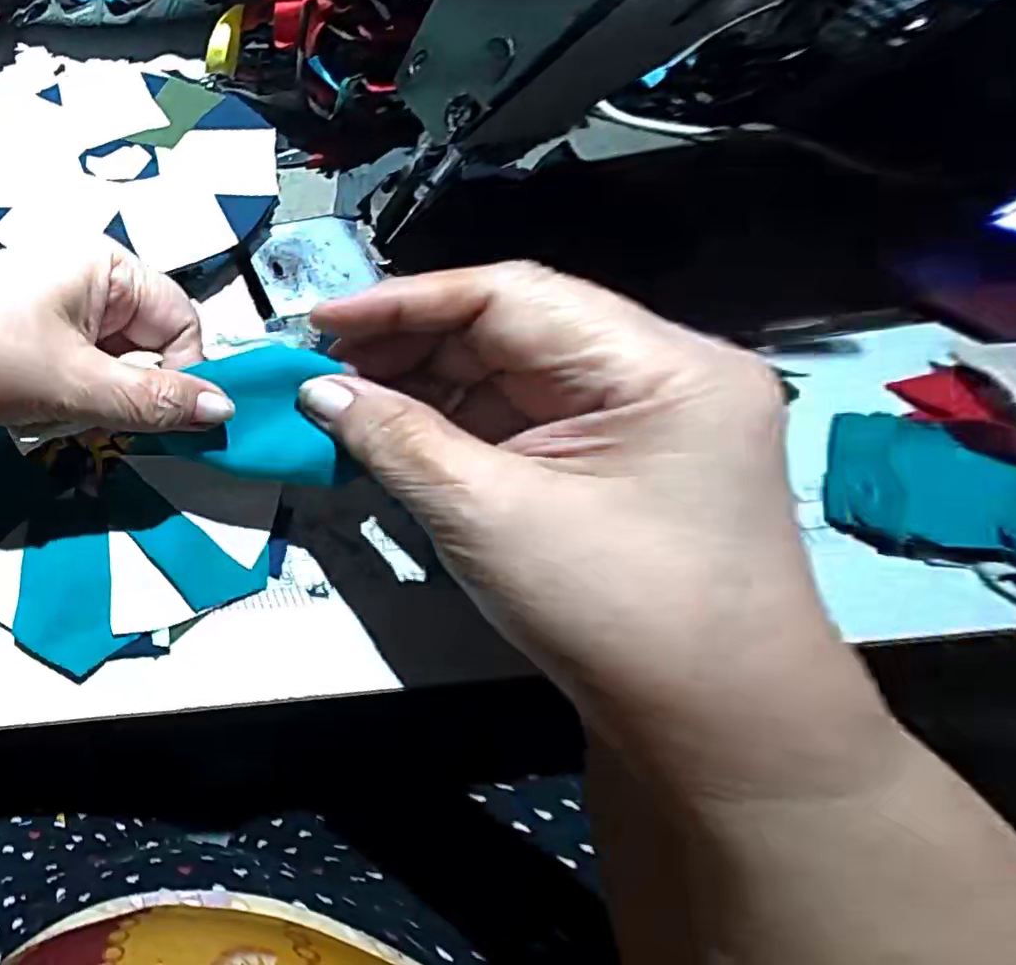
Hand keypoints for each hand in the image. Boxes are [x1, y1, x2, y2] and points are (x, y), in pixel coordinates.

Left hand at [0, 244, 234, 447]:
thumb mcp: (75, 384)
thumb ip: (152, 400)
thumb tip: (226, 409)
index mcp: (107, 265)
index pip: (181, 321)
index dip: (180, 373)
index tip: (157, 420)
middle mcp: (87, 275)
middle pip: (146, 344)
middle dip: (126, 392)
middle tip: (90, 419)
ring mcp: (56, 302)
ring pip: (112, 363)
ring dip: (95, 400)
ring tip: (51, 412)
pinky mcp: (30, 329)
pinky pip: (78, 366)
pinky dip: (67, 396)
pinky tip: (33, 408)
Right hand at [301, 262, 898, 799]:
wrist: (701, 720)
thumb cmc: (610, 608)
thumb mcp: (484, 512)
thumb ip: (393, 437)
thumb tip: (315, 390)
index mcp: (652, 366)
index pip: (508, 296)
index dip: (405, 301)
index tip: (324, 318)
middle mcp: (639, 372)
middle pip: (498, 328)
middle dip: (402, 345)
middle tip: (322, 365)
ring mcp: (612, 415)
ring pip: (489, 370)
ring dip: (410, 382)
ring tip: (339, 397)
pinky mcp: (583, 454)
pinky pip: (494, 414)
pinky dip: (432, 419)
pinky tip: (380, 428)